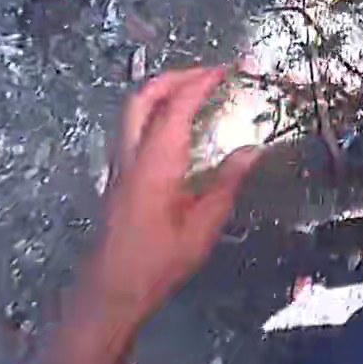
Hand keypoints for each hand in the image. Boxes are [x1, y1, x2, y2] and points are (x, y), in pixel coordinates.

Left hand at [82, 66, 262, 333]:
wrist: (110, 293)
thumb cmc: (158, 262)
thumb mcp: (203, 226)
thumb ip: (227, 183)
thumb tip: (252, 150)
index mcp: (156, 161)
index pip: (178, 105)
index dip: (201, 81)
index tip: (226, 69)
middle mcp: (133, 154)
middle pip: (144, 96)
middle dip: (176, 76)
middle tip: (207, 74)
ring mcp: (120, 164)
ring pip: (133, 110)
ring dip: (161, 91)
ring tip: (192, 91)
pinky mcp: (118, 176)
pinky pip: (133, 128)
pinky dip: (154, 112)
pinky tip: (174, 126)